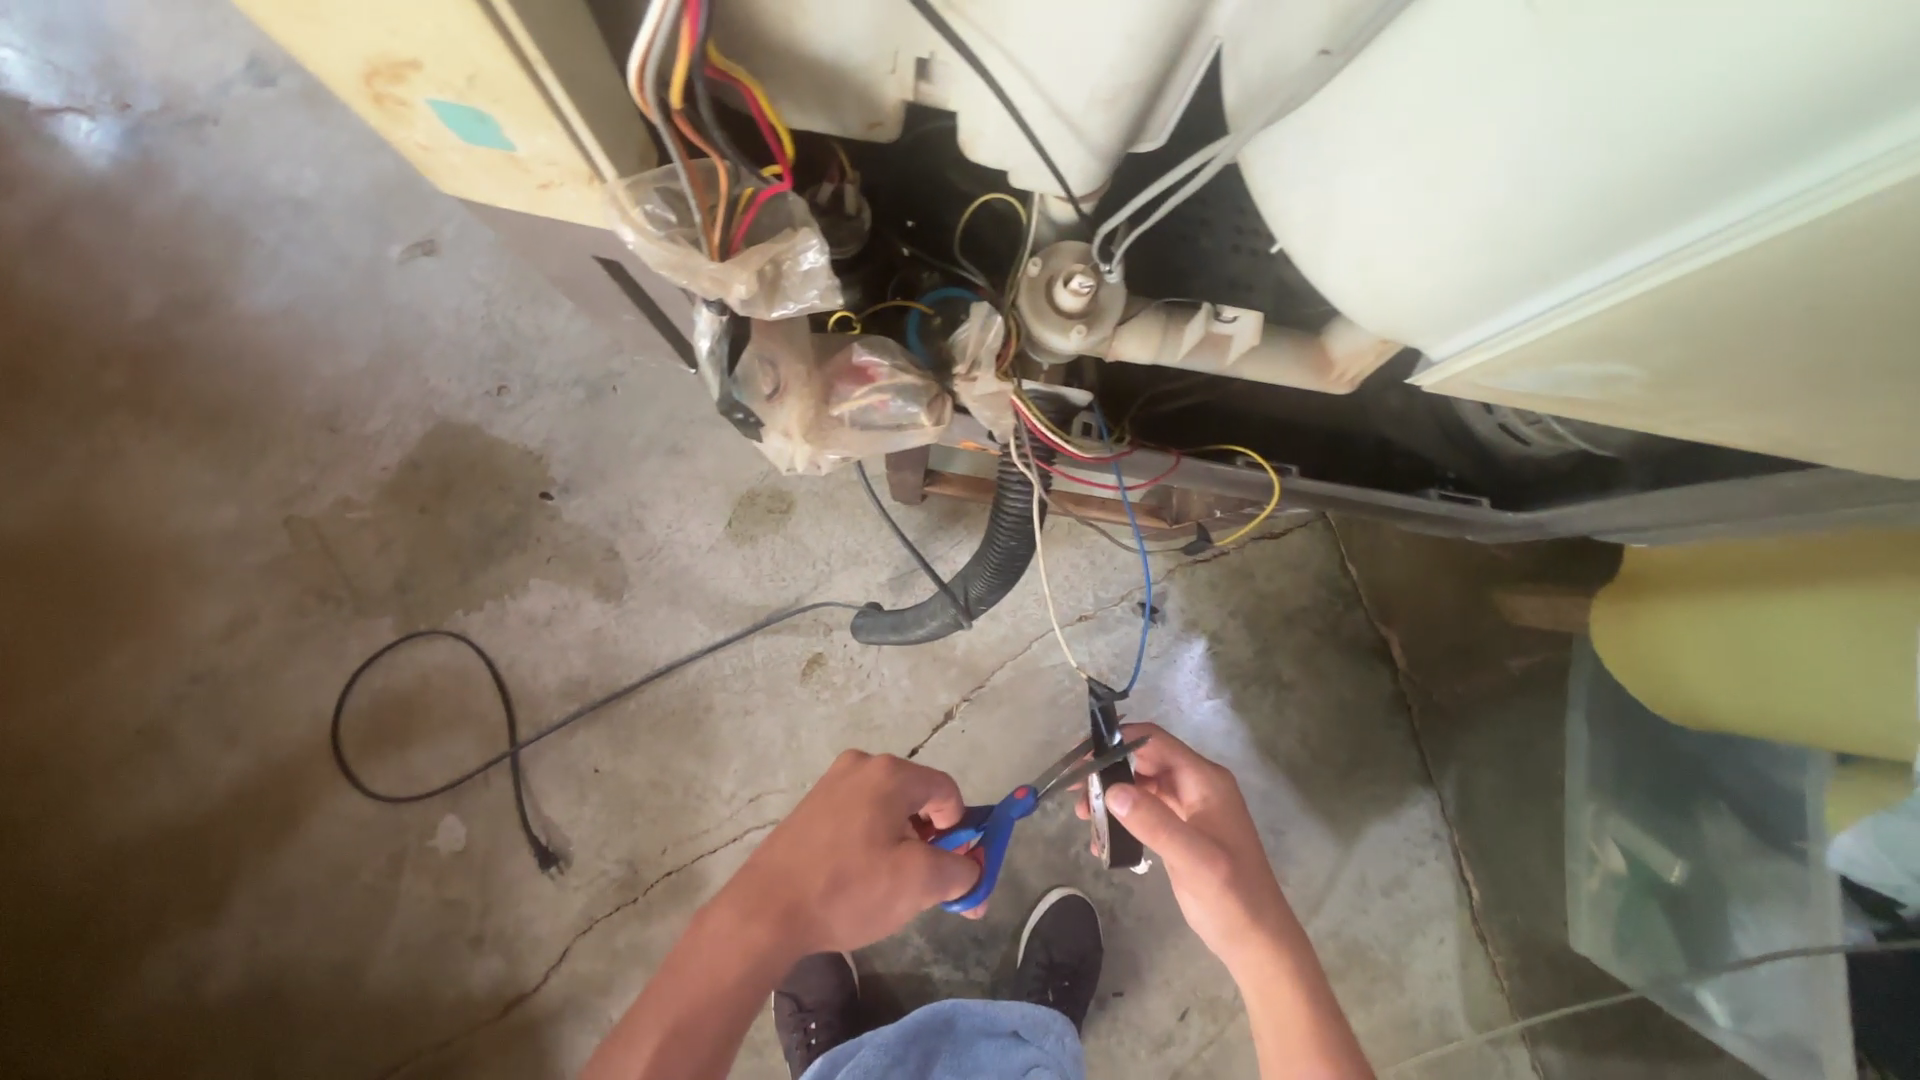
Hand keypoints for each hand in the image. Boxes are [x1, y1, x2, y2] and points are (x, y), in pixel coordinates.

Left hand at [714, 750, 981, 956]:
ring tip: (885, 885)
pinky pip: (858, 816)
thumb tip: (971, 873)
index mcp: (890, 773)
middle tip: (921, 882)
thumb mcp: (918, 884)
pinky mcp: (810, 806)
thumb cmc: (848, 889)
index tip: (950, 870)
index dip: (960, 831)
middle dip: (929, 839)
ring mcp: (831, 783)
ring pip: (887, 809)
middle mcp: (861, 765)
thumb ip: (960, 872)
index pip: (948, 792)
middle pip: (916, 798)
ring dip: (899, 842)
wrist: (765, 910)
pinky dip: (869, 842)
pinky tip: (856, 878)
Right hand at [1076, 723, 1293, 966]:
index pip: (1153, 741)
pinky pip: (1144, 810)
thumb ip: (1153, 822)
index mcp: (1204, 780)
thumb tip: (1112, 790)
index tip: (1082, 761)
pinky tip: (1103, 840)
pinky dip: (1121, 818)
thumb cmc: (1232, 896)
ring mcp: (1189, 807)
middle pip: (1143, 760)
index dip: (1116, 743)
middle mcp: (1196, 785)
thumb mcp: (1193, 859)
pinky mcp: (1181, 829)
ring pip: (1141, 784)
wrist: (1257, 942)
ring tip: (1083, 817)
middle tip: (1075, 793)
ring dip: (1111, 795)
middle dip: (1107, 771)